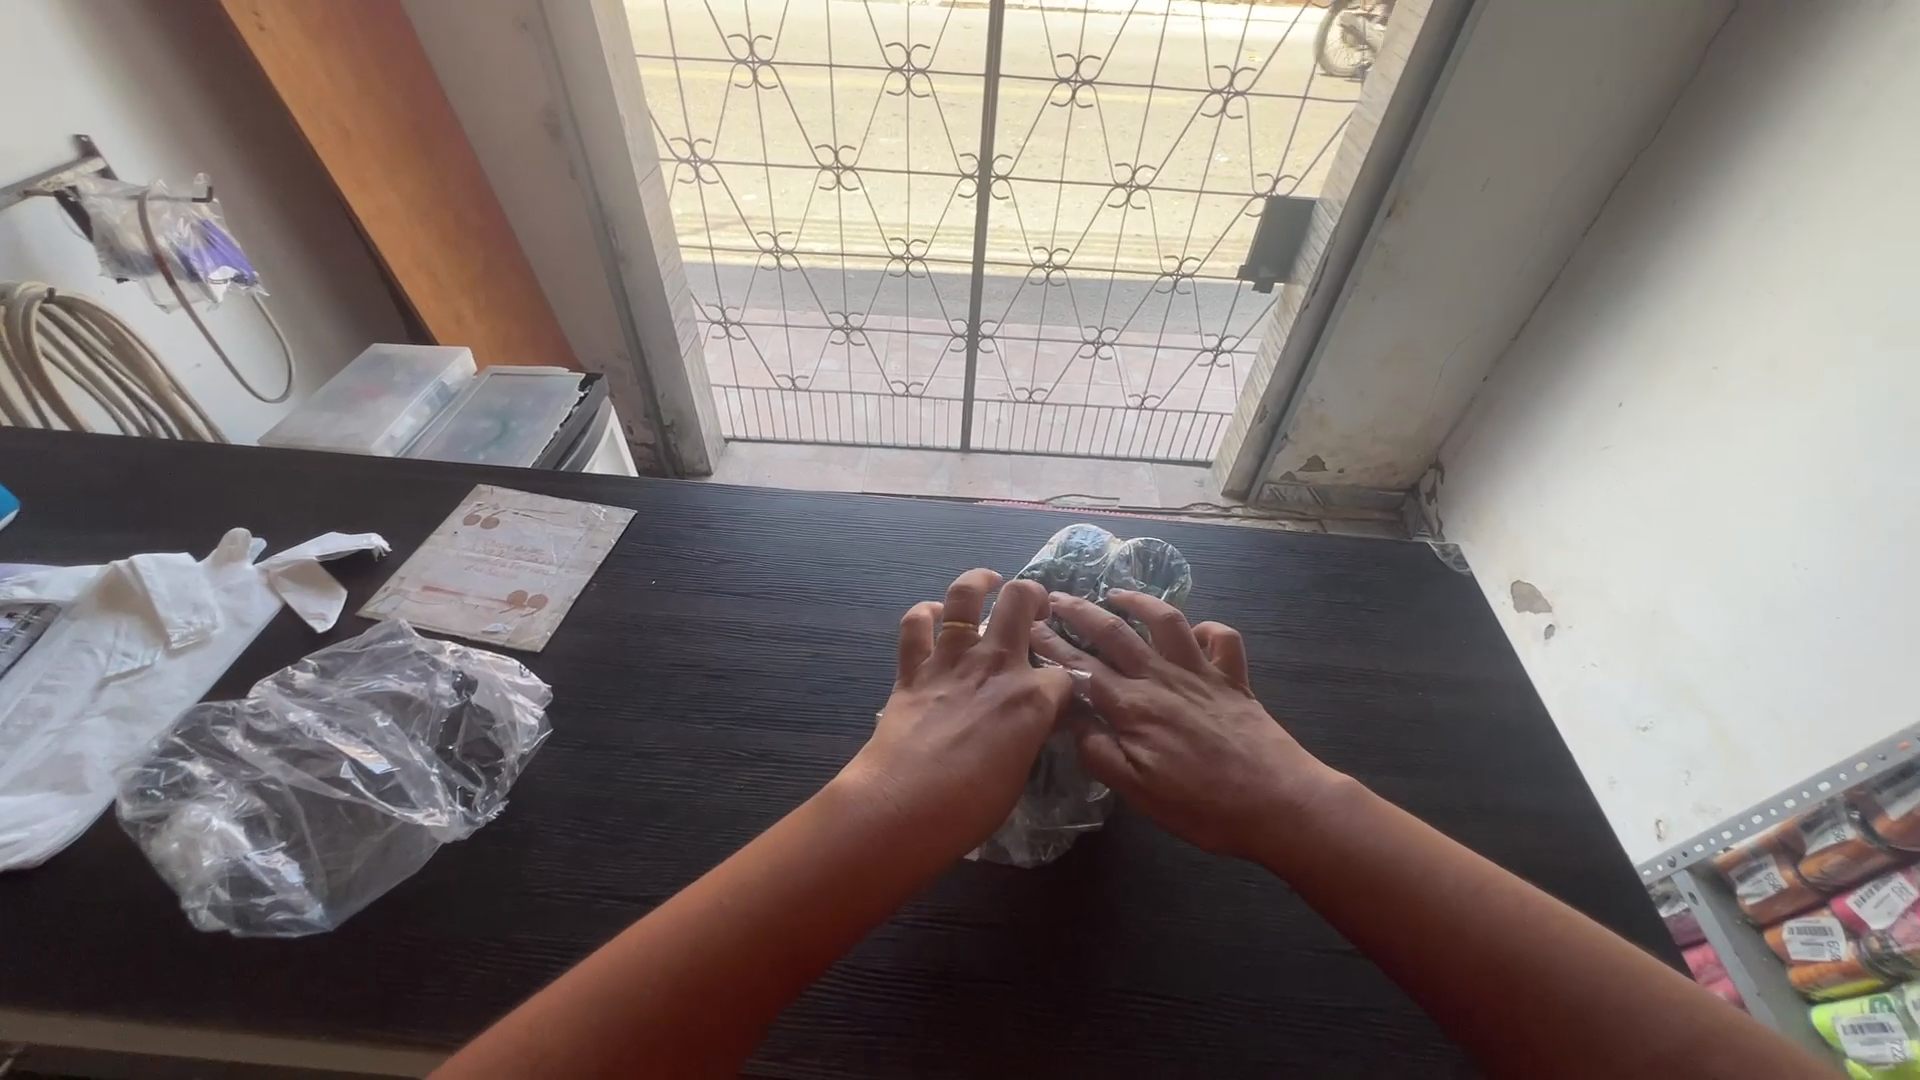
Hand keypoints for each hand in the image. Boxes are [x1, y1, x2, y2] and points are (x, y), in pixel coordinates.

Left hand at [838, 569, 1074, 860]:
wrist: (903, 804)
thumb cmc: (970, 805)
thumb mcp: (1020, 774)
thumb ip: (1028, 736)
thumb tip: (1030, 724)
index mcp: (1032, 697)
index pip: (1063, 675)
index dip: (1064, 683)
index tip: (1059, 695)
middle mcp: (995, 665)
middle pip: (1021, 601)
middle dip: (1034, 595)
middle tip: (1035, 607)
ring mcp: (950, 660)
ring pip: (964, 596)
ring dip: (978, 580)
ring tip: (988, 581)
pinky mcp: (912, 668)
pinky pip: (915, 624)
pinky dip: (924, 614)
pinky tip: (932, 616)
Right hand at [1028, 590, 1342, 861]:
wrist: (1278, 804)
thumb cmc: (1202, 805)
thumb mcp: (1137, 791)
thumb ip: (1099, 751)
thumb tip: (1070, 719)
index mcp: (1134, 707)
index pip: (1082, 668)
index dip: (1053, 646)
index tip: (1031, 629)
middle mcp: (1163, 678)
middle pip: (1115, 634)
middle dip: (1081, 612)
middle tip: (1056, 596)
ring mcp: (1202, 674)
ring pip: (1166, 623)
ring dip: (1139, 602)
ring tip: (1117, 594)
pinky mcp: (1234, 679)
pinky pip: (1223, 641)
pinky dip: (1209, 629)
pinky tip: (1196, 632)